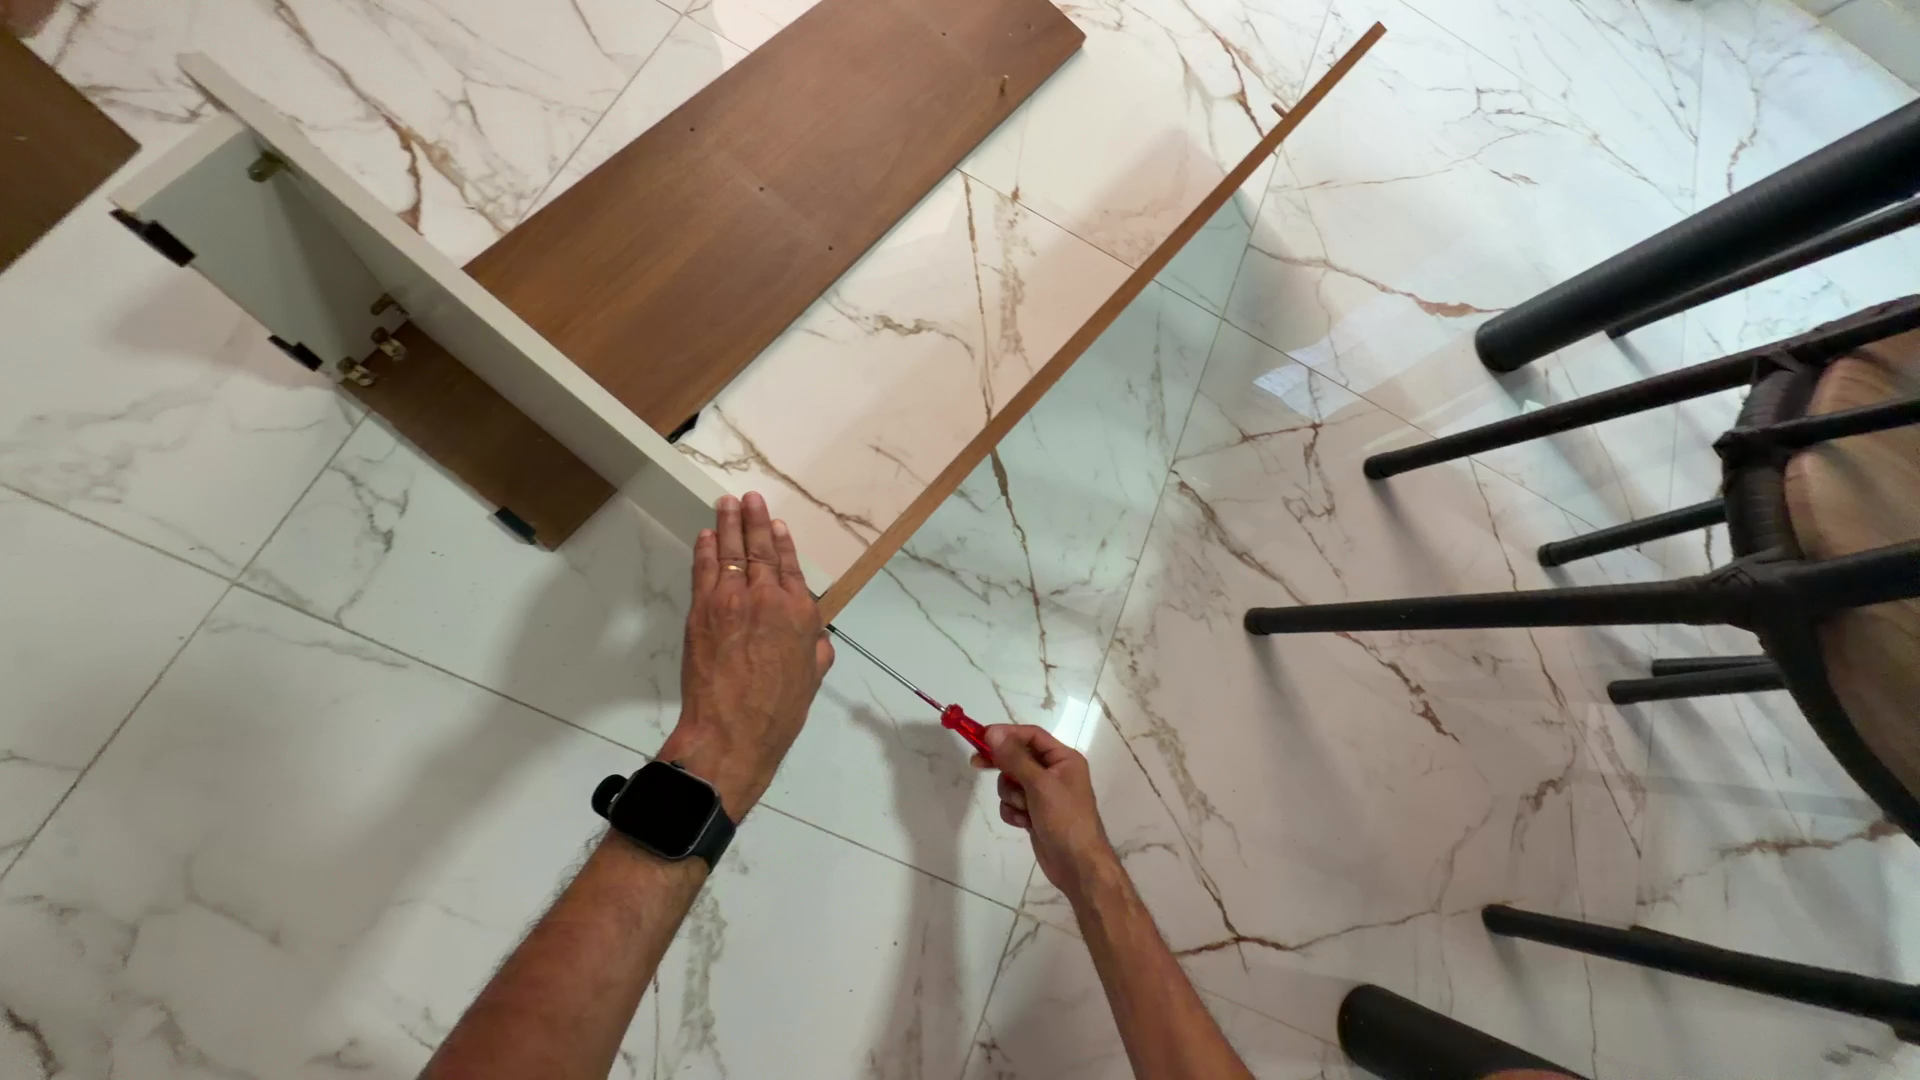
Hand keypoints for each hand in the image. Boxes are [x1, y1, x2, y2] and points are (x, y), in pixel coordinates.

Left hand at [660, 492, 833, 819]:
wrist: (731, 731)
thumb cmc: (779, 710)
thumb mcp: (813, 676)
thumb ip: (815, 646)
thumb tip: (814, 632)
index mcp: (800, 613)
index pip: (790, 567)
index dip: (783, 543)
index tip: (777, 524)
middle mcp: (768, 598)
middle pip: (760, 551)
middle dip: (755, 521)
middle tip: (750, 497)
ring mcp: (731, 600)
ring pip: (729, 552)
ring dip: (728, 524)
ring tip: (727, 503)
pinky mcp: (702, 611)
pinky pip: (704, 570)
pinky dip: (705, 550)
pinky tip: (705, 535)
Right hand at [976, 725, 1117, 898]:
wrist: (1077, 866)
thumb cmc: (1064, 819)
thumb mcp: (1039, 784)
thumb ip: (1015, 758)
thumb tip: (993, 732)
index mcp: (1063, 759)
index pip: (1031, 736)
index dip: (1006, 734)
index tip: (981, 737)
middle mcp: (1054, 772)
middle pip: (1018, 757)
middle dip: (1003, 766)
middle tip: (976, 763)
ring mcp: (1044, 794)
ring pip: (1012, 782)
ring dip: (1011, 795)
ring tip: (1024, 809)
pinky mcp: (1035, 813)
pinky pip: (1013, 803)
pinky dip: (1014, 811)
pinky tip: (1024, 823)